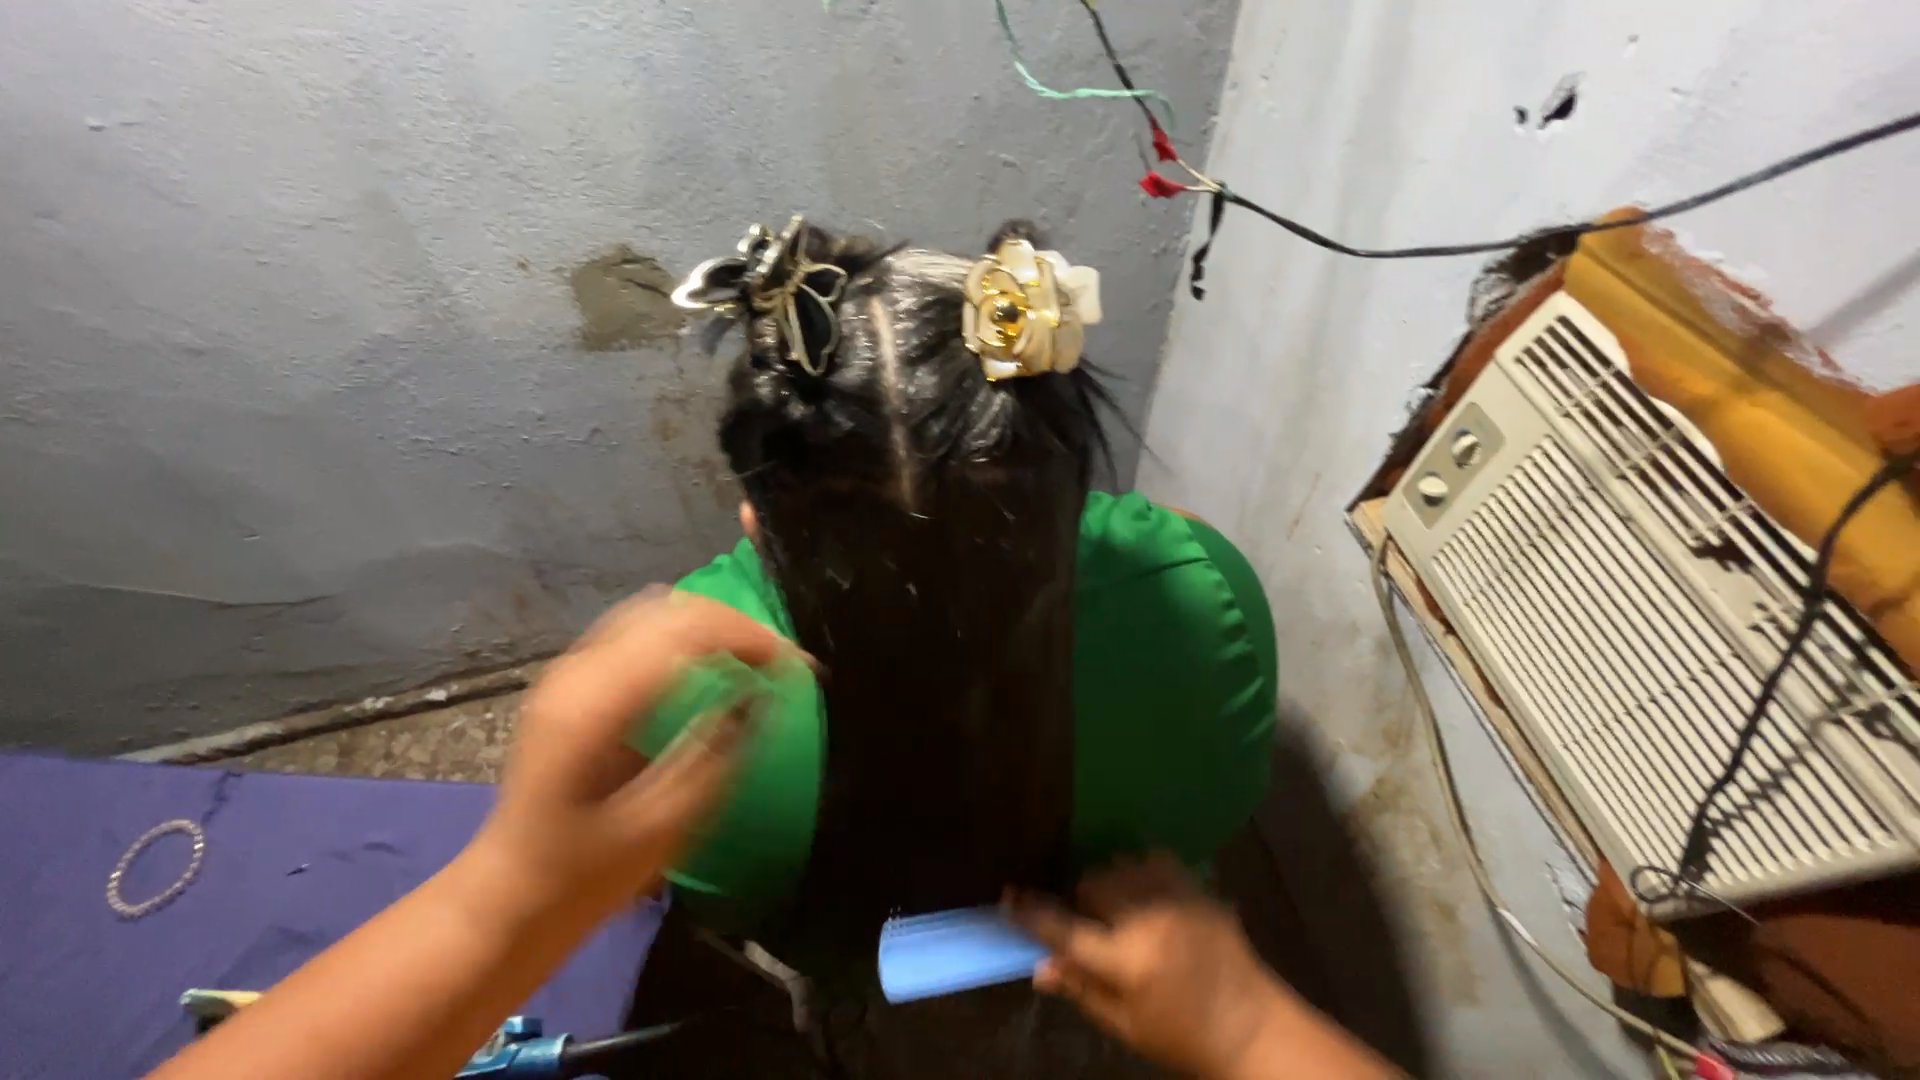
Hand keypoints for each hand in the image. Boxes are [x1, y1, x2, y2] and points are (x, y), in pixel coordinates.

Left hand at [470, 588, 791, 920]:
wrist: (508, 895)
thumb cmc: (585, 875)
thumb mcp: (662, 826)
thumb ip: (715, 753)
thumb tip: (763, 696)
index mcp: (595, 706)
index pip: (686, 633)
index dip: (751, 638)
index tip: (799, 666)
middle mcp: (577, 671)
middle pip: (672, 608)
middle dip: (739, 625)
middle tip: (785, 662)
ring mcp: (570, 670)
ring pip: (656, 609)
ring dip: (714, 623)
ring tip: (758, 657)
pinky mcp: (573, 679)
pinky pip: (640, 627)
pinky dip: (687, 632)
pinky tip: (714, 660)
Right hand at [1007, 856, 1295, 1079]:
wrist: (1255, 1030)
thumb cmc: (1183, 1038)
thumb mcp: (1125, 1026)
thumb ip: (1081, 990)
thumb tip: (1037, 967)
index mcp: (1127, 962)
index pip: (1065, 929)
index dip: (1032, 912)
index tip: (1008, 895)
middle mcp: (1149, 920)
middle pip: (1093, 883)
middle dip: (1082, 897)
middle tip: (1089, 919)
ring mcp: (1177, 898)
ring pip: (1122, 864)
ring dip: (1111, 880)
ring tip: (1119, 904)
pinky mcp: (1198, 889)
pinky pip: (1156, 859)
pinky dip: (1142, 869)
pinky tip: (1146, 890)